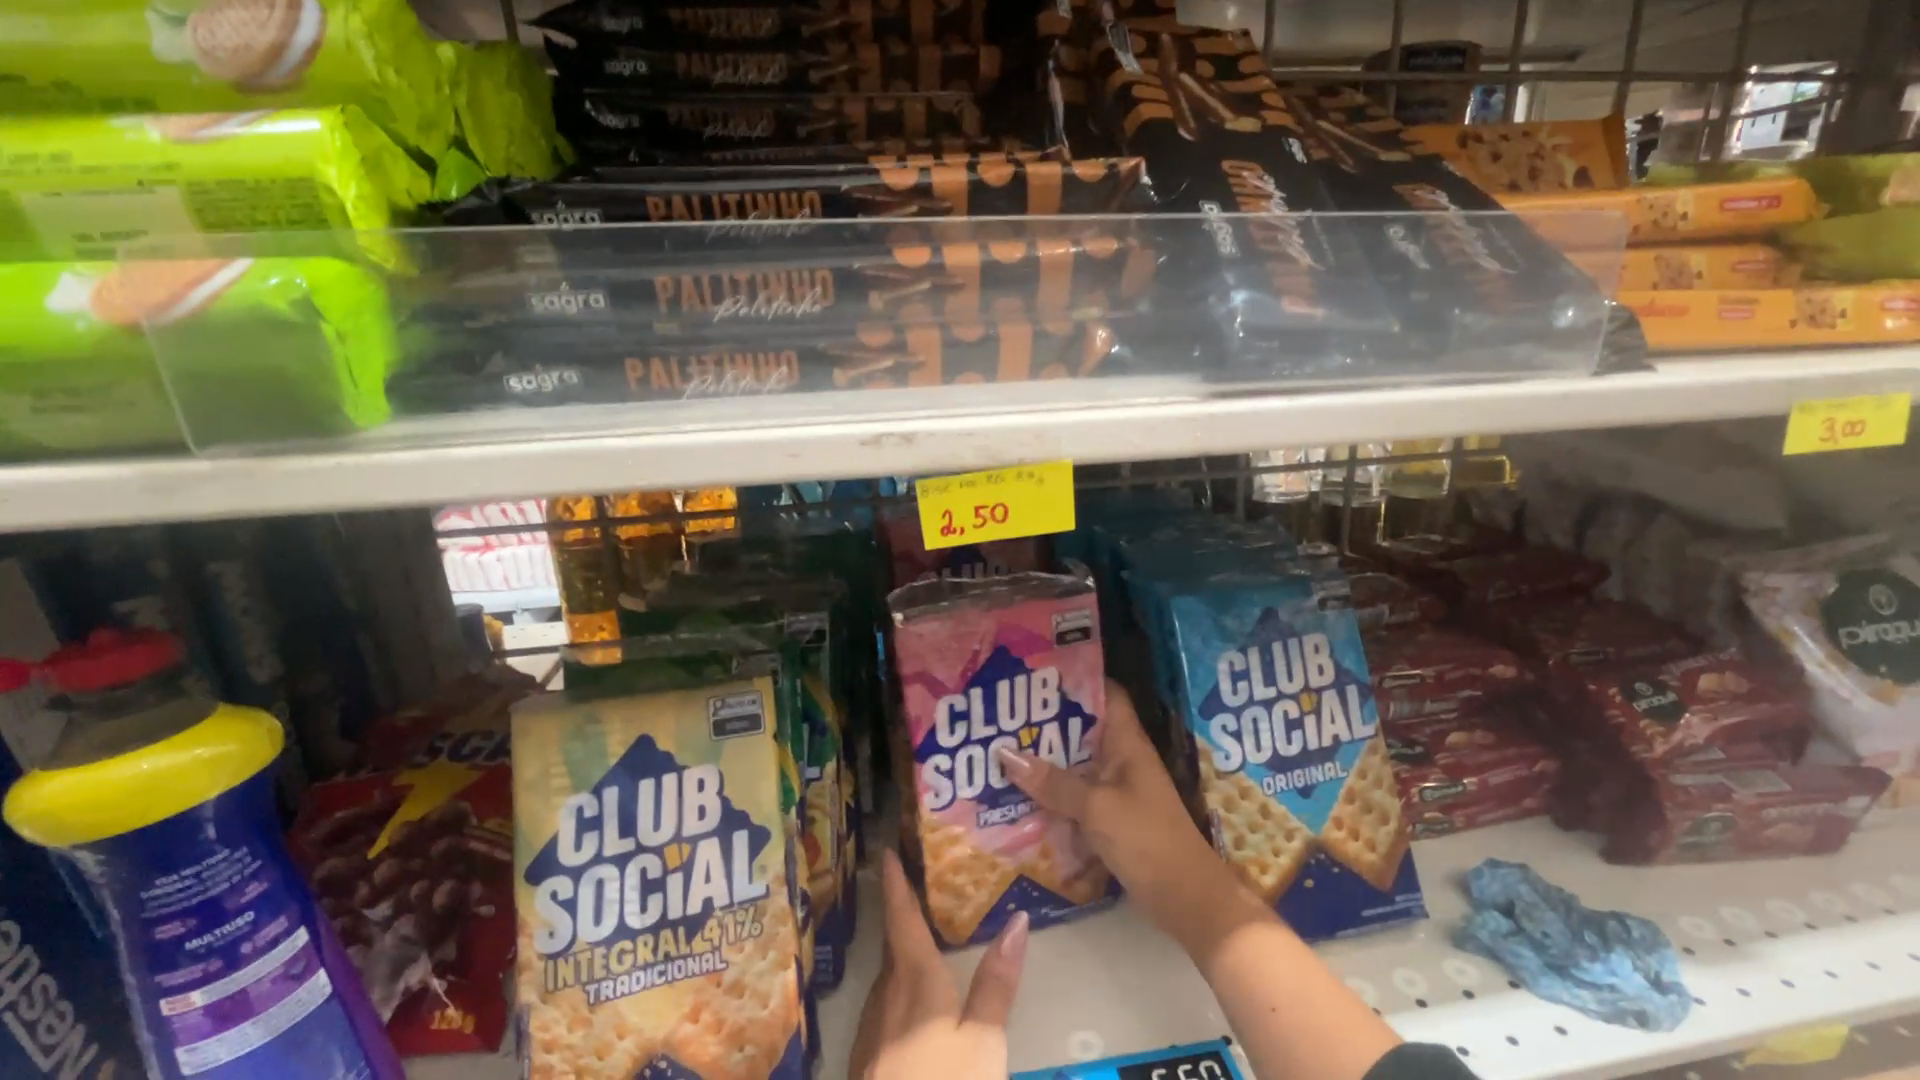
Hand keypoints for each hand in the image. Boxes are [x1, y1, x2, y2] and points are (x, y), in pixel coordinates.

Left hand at [849, 850, 1028, 1079]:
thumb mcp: (983, 1041)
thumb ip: (997, 981)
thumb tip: (1017, 919)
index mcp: (914, 981)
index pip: (902, 918)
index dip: (895, 883)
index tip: (886, 849)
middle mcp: (886, 996)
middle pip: (893, 946)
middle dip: (900, 914)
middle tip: (915, 885)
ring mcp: (871, 1030)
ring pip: (887, 977)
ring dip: (900, 951)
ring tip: (920, 936)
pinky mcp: (868, 1060)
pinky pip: (885, 1004)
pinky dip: (899, 986)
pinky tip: (912, 1002)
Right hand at [994, 679, 1245, 942]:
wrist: (1186, 897)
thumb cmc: (1146, 838)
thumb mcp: (1095, 807)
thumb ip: (1053, 782)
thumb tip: (1005, 753)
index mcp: (1128, 743)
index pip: (1107, 694)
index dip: (1077, 679)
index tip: (1036, 674)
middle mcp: (1123, 760)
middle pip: (1084, 730)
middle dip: (1047, 723)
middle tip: (1003, 714)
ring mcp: (1118, 791)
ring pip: (1077, 766)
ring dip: (1045, 762)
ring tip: (1000, 751)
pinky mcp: (1112, 819)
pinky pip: (1076, 797)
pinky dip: (1053, 795)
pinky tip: (1020, 796)